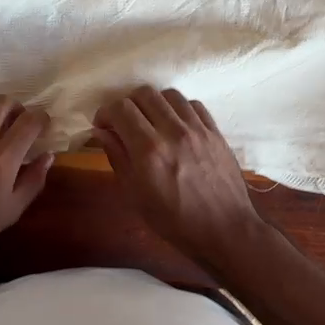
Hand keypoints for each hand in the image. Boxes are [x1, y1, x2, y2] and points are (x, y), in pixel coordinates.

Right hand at [93, 86, 262, 264]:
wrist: (223, 230)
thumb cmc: (173, 221)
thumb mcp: (135, 195)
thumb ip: (118, 157)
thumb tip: (101, 132)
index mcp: (149, 151)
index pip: (121, 109)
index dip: (105, 113)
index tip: (102, 126)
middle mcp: (173, 132)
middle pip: (144, 93)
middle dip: (127, 104)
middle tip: (124, 122)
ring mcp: (198, 130)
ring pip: (169, 94)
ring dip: (153, 103)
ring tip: (150, 122)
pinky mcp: (216, 133)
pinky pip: (194, 105)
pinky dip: (178, 109)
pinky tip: (175, 126)